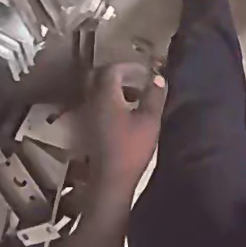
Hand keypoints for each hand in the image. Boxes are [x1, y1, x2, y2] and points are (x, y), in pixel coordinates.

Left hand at [81, 61, 165, 209]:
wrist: (112, 179)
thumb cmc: (132, 148)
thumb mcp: (149, 120)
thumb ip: (154, 96)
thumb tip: (158, 78)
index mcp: (106, 96)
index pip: (112, 70)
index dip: (129, 66)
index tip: (145, 72)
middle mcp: (92, 102)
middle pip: (98, 76)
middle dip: (117, 73)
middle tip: (136, 77)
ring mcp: (88, 115)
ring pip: (96, 90)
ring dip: (114, 87)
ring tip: (136, 95)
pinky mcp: (88, 127)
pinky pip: (96, 103)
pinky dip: (110, 99)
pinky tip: (126, 112)